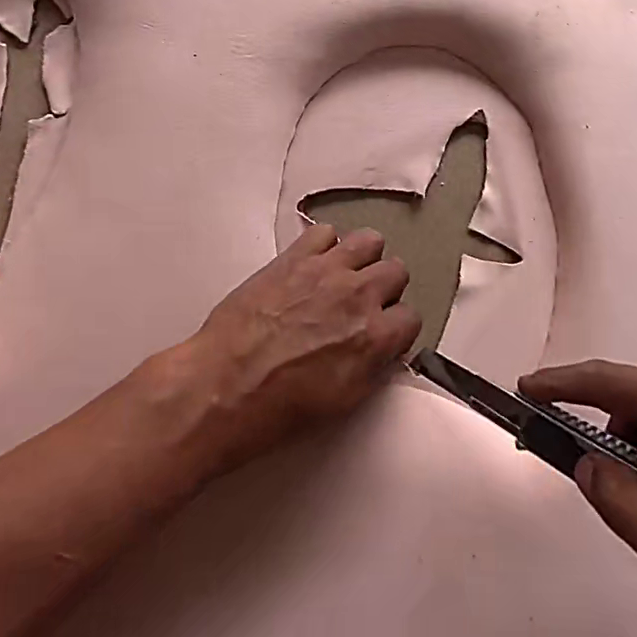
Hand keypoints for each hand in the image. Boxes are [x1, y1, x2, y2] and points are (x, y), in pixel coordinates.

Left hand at [162, 224, 420, 472]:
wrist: (225, 387)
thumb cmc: (278, 404)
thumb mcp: (345, 401)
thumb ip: (374, 366)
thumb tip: (383, 350)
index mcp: (376, 336)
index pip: (411, 316)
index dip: (397, 326)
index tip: (384, 330)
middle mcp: (358, 296)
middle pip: (396, 271)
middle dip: (385, 287)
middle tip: (365, 302)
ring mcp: (326, 271)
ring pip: (369, 241)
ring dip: (363, 258)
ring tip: (345, 275)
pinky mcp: (294, 258)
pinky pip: (324, 232)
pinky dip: (324, 245)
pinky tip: (313, 264)